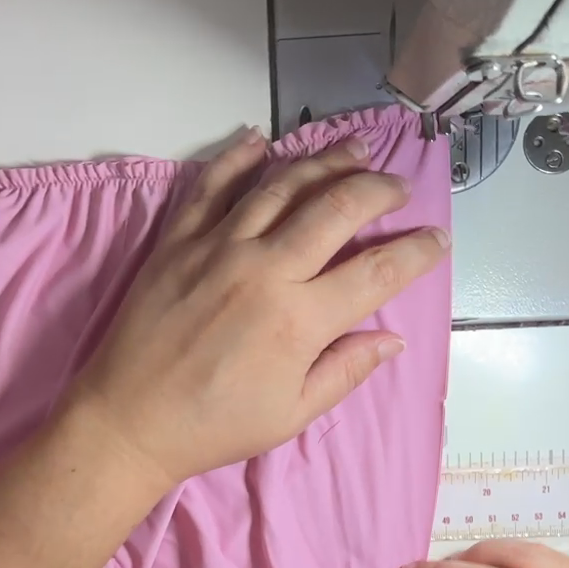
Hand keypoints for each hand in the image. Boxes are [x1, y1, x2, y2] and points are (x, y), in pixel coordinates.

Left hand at [64, 128, 448, 488]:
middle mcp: (266, 269)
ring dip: (326, 162)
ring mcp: (219, 247)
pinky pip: (213, 185)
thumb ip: (345, 371)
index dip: (417, 252)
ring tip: (354, 153)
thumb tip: (392, 339)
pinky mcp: (179, 240)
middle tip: (399, 189)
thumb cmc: (214, 426)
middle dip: (380, 190)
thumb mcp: (291, 414)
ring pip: (283, 184)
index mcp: (300, 320)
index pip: (377, 273)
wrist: (129, 421)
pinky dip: (239, 158)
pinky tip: (261, 140)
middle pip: (338, 208)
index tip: (438, 241)